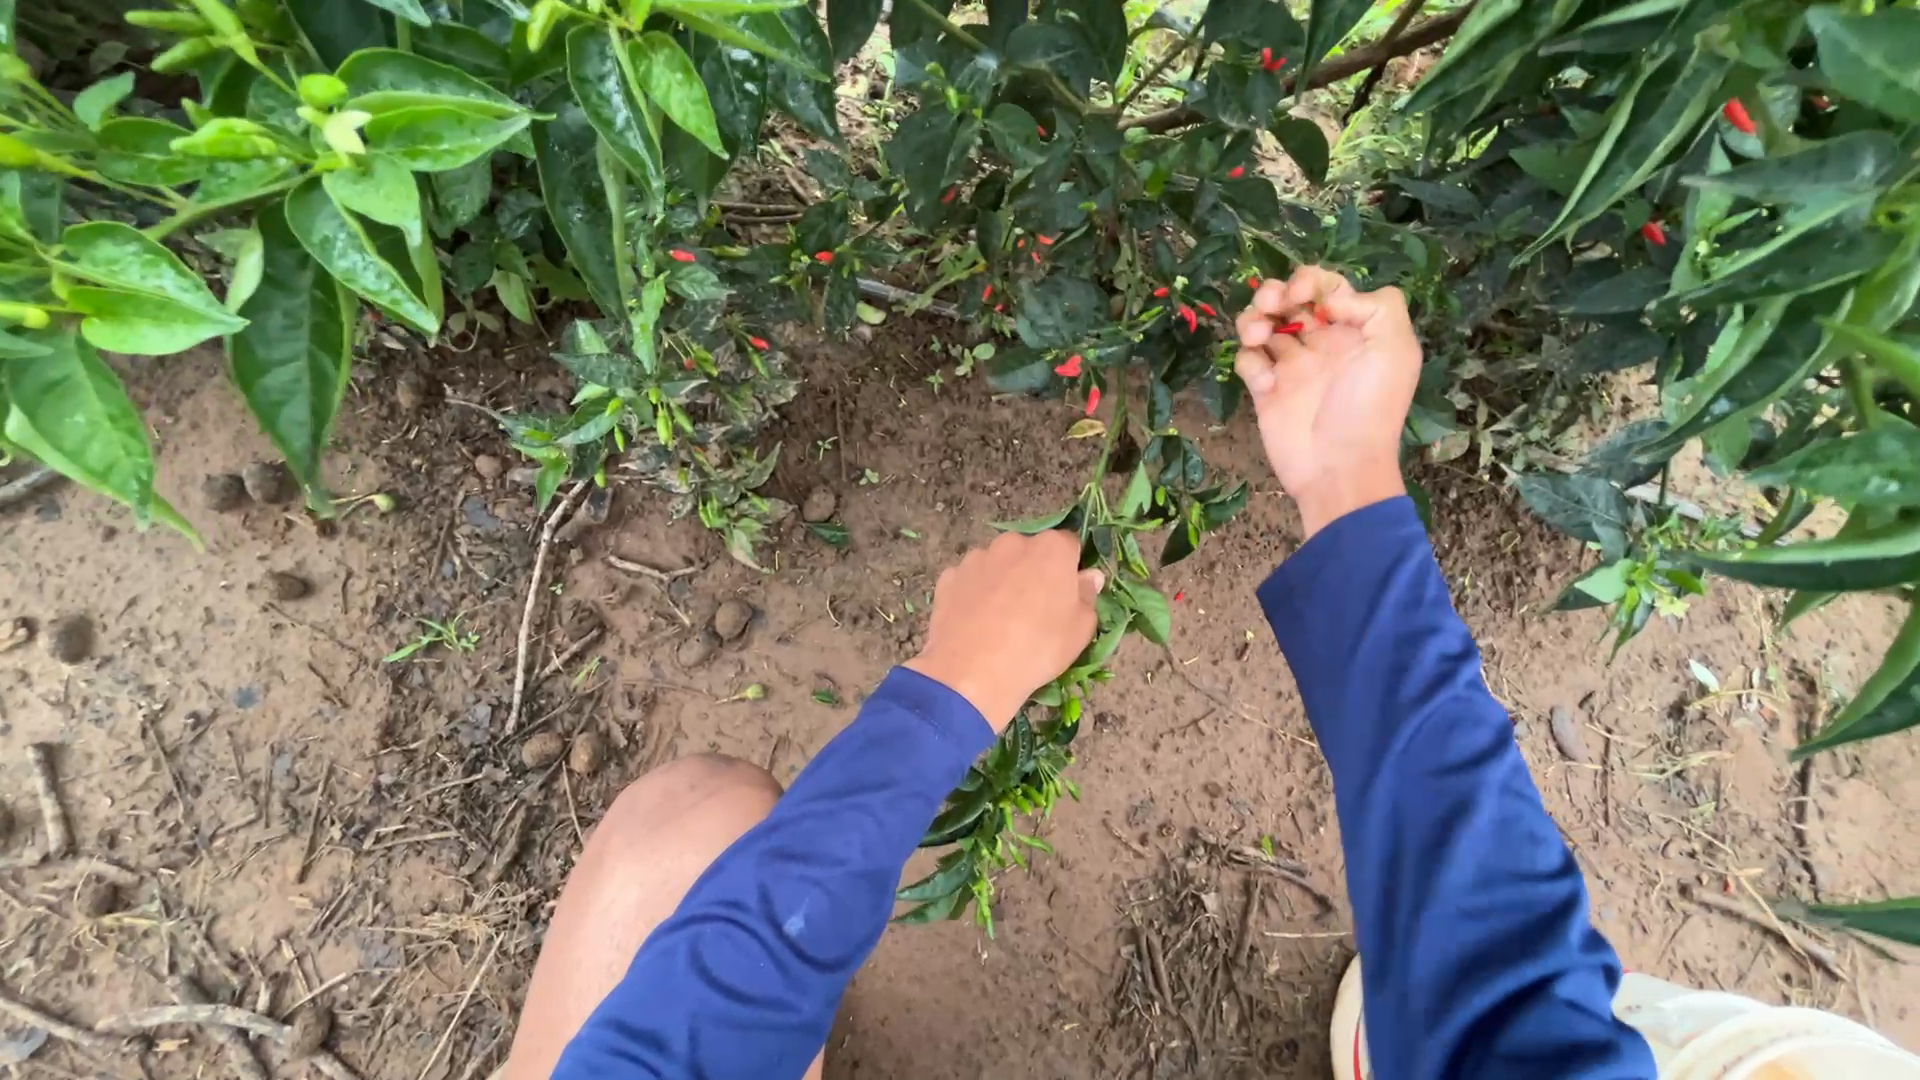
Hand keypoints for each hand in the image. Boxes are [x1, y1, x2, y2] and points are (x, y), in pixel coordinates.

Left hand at [905, 531, 1103, 732]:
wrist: (973, 671)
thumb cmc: (1038, 649)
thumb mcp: (1080, 629)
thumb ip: (1087, 595)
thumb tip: (1089, 577)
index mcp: (1051, 549)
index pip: (1069, 545)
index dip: (1070, 569)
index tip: (1067, 595)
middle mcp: (1012, 543)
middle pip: (1030, 552)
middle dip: (1034, 573)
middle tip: (1034, 611)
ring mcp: (977, 558)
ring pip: (997, 565)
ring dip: (1002, 582)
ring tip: (1000, 621)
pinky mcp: (949, 576)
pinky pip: (969, 581)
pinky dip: (974, 595)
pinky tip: (976, 623)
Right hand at [1234, 266, 1420, 537]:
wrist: (1338, 466)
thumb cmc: (1369, 407)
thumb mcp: (1396, 350)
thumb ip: (1376, 307)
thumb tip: (1331, 298)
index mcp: (1353, 329)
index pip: (1326, 286)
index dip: (1309, 280)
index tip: (1301, 295)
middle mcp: (1319, 342)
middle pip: (1286, 300)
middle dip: (1272, 293)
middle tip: (1272, 307)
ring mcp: (1289, 367)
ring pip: (1260, 325)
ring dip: (1251, 321)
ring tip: (1256, 337)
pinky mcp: (1264, 391)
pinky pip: (1248, 361)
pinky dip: (1251, 364)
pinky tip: (1266, 383)